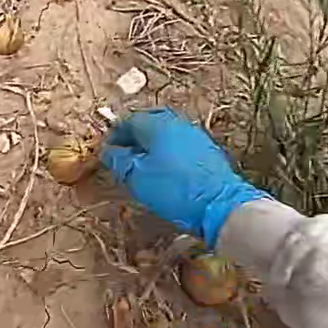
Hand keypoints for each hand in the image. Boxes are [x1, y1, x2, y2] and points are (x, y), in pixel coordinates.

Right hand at [100, 108, 267, 245]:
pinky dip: (165, 152)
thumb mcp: (136, 177)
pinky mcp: (207, 152)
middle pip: (148, 122)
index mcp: (157, 125)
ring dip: (149, 145)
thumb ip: (119, 161)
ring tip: (140, 166)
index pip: (128, 121)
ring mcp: (195, 136)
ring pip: (165, 133)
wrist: (220, 206)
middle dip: (132, 137)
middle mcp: (177, 124)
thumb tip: (108, 151)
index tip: (106, 152)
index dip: (114, 135)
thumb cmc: (173, 189)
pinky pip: (178, 144)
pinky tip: (162, 171)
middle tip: (122, 156)